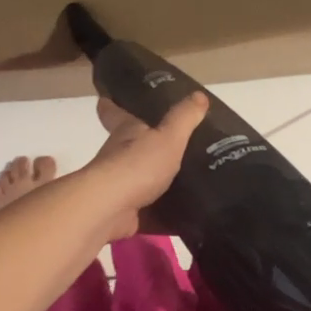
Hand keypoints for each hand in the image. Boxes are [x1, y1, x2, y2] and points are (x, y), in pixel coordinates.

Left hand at [77, 93, 208, 240]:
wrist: (111, 208)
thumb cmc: (137, 164)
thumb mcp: (168, 136)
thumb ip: (184, 118)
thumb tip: (199, 95)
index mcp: (126, 132)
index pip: (113, 111)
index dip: (113, 104)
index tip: (110, 97)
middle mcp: (118, 156)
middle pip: (130, 147)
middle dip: (146, 146)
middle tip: (175, 145)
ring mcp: (119, 186)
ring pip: (140, 180)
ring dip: (158, 181)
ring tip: (191, 182)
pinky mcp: (124, 213)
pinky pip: (148, 212)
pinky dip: (163, 215)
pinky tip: (185, 216)